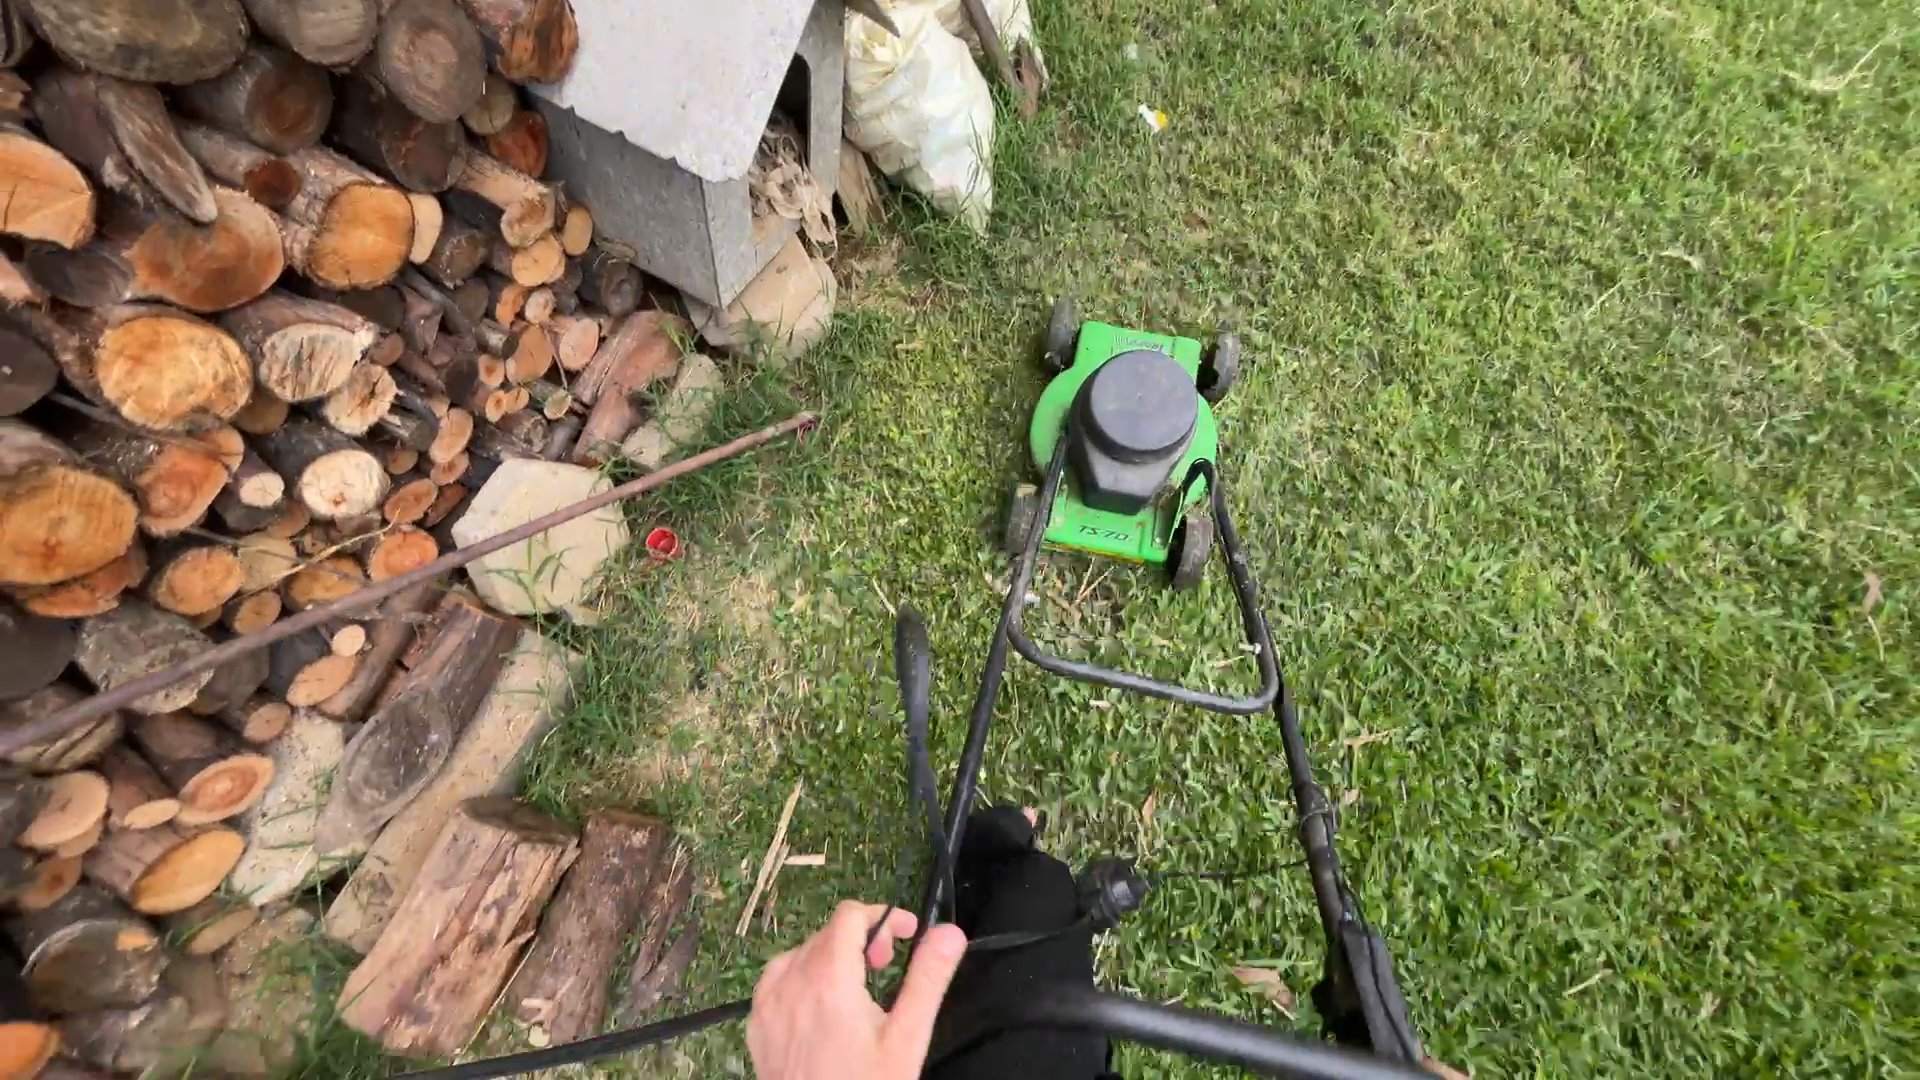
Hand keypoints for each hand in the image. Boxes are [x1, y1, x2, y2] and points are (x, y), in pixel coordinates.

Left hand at [748, 901, 967, 1079]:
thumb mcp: (907, 1039)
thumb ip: (928, 978)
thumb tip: (950, 932)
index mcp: (829, 978)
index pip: (850, 915)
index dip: (884, 918)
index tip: (907, 937)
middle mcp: (792, 982)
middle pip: (830, 932)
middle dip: (865, 940)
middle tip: (887, 970)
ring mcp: (768, 1004)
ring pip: (805, 951)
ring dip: (835, 956)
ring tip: (858, 989)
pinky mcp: (757, 1026)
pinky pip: (778, 977)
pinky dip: (804, 975)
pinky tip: (820, 1003)